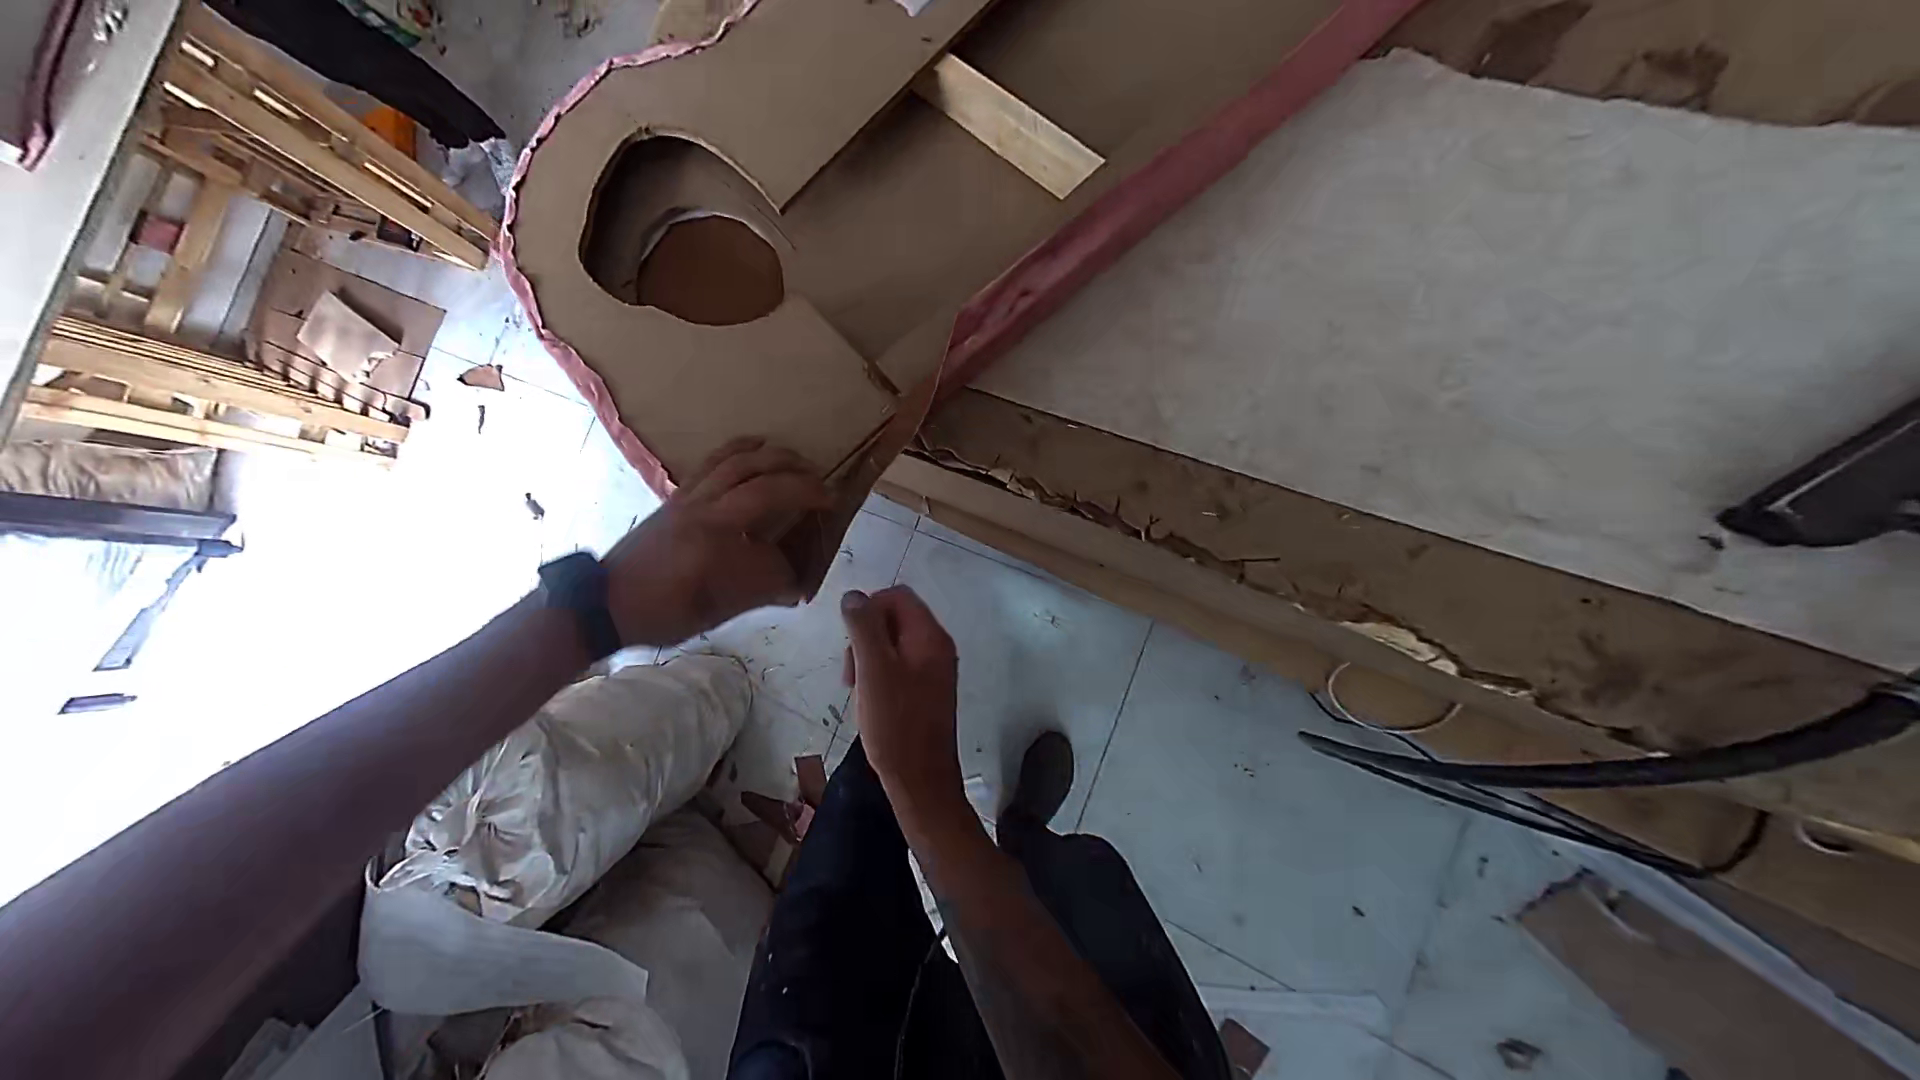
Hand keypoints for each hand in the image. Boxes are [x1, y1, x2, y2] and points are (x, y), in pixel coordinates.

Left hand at [603, 438, 829, 645]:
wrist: (605, 602)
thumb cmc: (660, 612)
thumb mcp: (713, 611)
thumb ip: (756, 592)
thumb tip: (794, 586)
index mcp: (713, 542)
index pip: (771, 534)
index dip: (802, 538)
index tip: (826, 528)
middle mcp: (704, 510)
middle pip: (762, 482)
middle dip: (800, 480)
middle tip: (824, 488)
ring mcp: (690, 497)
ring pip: (738, 461)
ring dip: (775, 457)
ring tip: (799, 461)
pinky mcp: (680, 495)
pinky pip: (714, 461)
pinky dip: (740, 448)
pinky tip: (757, 445)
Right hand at [840, 585, 965, 816]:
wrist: (920, 780)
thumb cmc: (895, 724)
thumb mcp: (873, 670)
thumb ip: (864, 627)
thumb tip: (854, 595)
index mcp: (930, 636)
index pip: (897, 596)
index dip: (868, 609)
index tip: (851, 642)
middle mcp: (938, 647)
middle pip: (895, 617)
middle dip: (866, 636)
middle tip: (852, 672)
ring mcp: (934, 670)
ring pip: (893, 643)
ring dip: (869, 657)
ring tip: (857, 688)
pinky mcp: (927, 690)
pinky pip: (899, 665)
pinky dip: (879, 674)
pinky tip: (869, 699)